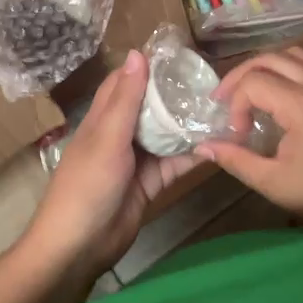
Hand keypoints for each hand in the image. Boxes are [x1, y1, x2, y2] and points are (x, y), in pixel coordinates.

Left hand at [22, 50, 200, 271]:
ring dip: (190, 124)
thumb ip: (127, 99)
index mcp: (103, 119)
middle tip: (214, 82)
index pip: (125, 83)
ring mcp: (137, 160)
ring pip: (167, 134)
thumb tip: (138, 53)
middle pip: (152, 107)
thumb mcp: (107, 138)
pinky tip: (220, 143)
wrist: (78, 249)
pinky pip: (176, 162)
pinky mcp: (151, 183)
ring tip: (225, 109)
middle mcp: (120, 135)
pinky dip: (195, 154)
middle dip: (177, 95)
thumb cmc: (86, 187)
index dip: (149, 67)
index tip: (181, 55)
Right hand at [197, 49, 302, 230]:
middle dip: (241, 76)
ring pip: (292, 52)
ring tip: (249, 91)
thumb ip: (236, 159)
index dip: (235, 104)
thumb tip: (203, 146)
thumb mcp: (272, 182)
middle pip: (270, 57)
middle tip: (225, 100)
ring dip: (266, 65)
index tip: (237, 133)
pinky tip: (282, 84)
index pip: (254, 82)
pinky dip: (292, 63)